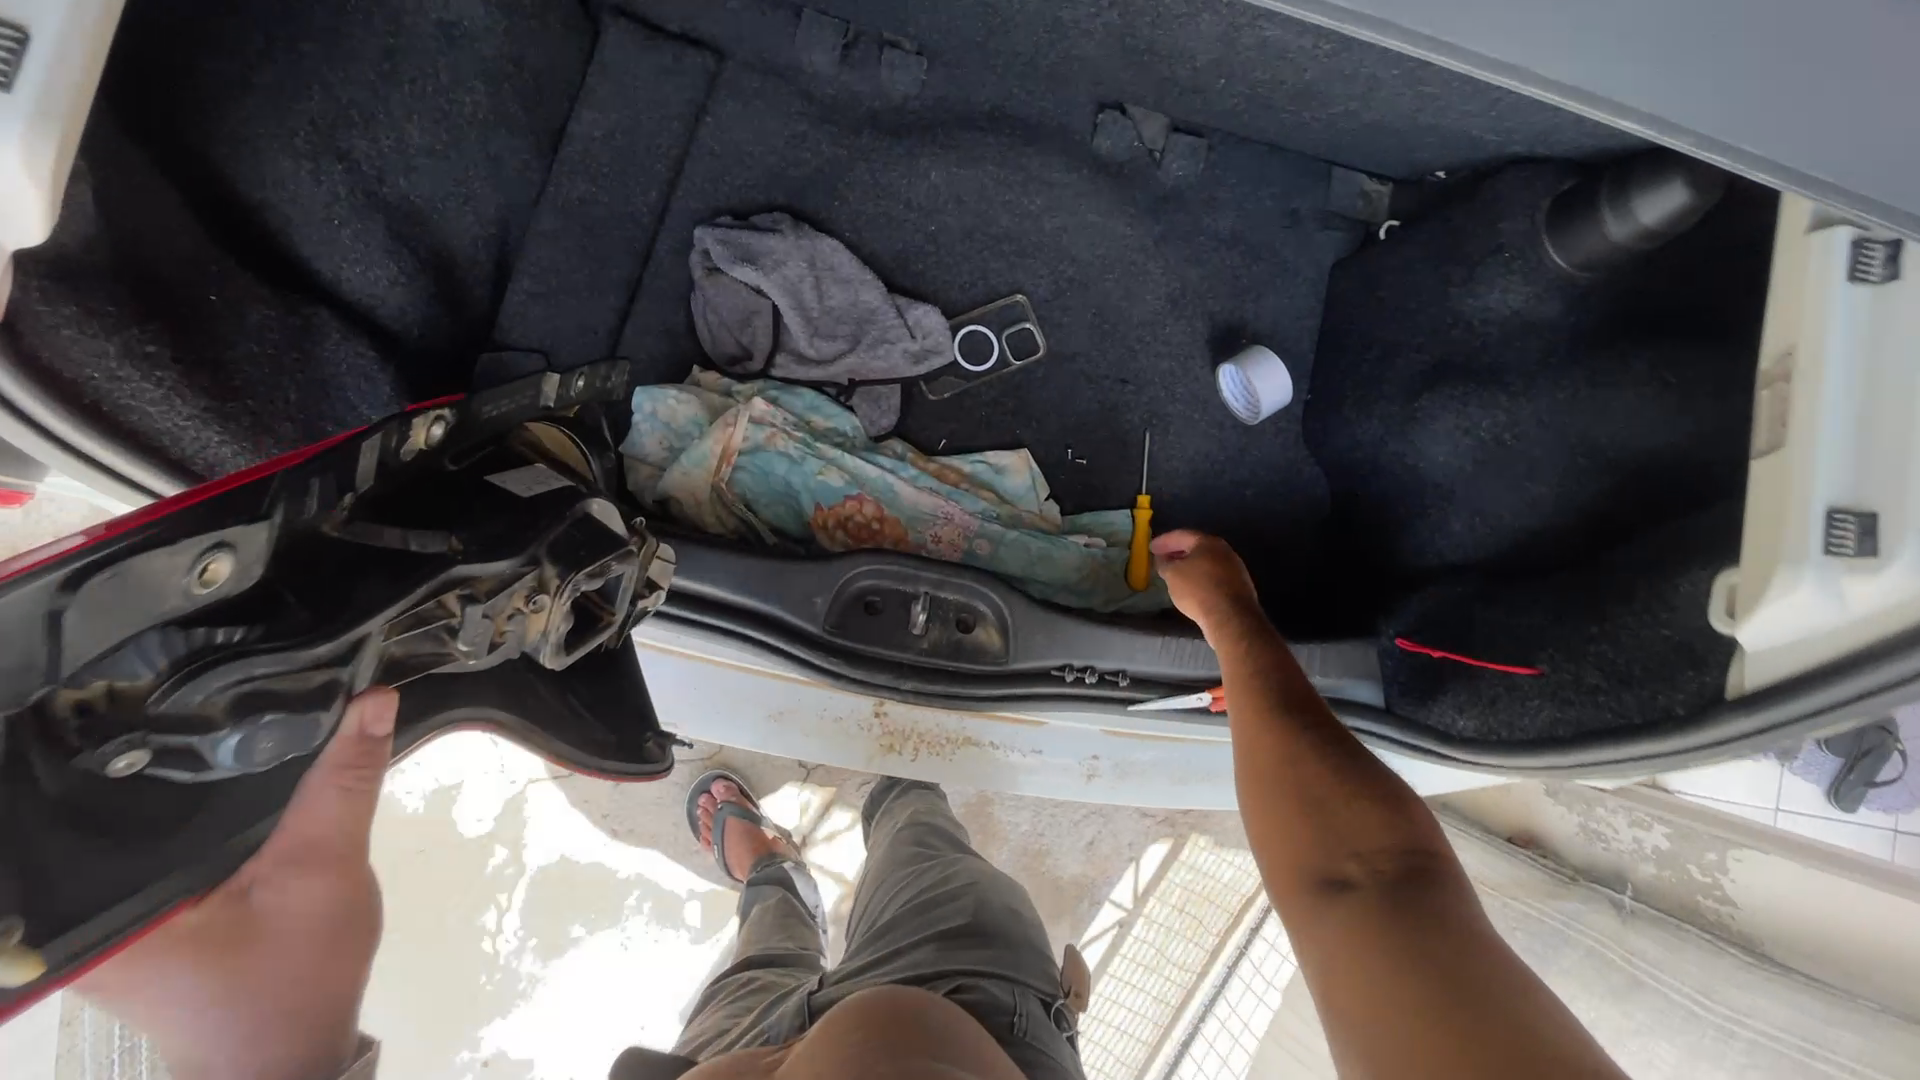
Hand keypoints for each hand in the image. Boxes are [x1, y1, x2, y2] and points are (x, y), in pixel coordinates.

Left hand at [80, 687, 398, 1079]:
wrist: (290, 1048)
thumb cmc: (292, 971)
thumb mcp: (325, 868)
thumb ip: (342, 782)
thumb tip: (374, 698)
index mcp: (94, 900)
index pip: (83, 794)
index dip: (120, 726)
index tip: (164, 669)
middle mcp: (78, 903)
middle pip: (111, 799)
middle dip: (160, 738)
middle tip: (213, 673)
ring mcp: (108, 907)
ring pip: (142, 815)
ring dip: (187, 769)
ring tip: (225, 702)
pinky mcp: (142, 906)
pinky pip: (163, 835)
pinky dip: (202, 800)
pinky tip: (237, 765)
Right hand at [1150, 530, 1268, 643]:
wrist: (1231, 617)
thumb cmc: (1197, 590)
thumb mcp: (1172, 575)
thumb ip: (1164, 564)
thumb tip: (1162, 559)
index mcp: (1208, 542)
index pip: (1182, 535)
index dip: (1164, 541)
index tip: (1151, 548)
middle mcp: (1224, 551)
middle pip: (1197, 547)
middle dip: (1177, 551)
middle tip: (1162, 558)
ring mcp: (1234, 568)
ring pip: (1207, 561)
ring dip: (1190, 565)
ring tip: (1175, 573)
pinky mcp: (1239, 585)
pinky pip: (1214, 575)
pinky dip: (1201, 576)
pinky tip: (1192, 586)